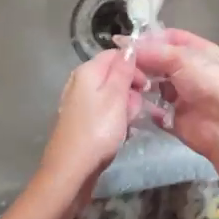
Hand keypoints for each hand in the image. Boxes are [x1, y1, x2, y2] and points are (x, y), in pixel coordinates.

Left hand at [40, 49, 147, 187]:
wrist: (70, 171)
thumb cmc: (97, 131)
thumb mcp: (116, 97)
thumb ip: (124, 71)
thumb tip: (130, 47)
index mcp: (87, 71)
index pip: (116, 54)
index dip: (135, 66)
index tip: (148, 85)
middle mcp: (80, 82)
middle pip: (113, 75)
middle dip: (130, 90)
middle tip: (136, 109)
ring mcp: (79, 102)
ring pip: (111, 95)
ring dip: (124, 107)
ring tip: (127, 124)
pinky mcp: (81, 120)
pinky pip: (103, 111)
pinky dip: (114, 119)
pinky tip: (119, 133)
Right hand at [125, 28, 218, 160]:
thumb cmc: (210, 83)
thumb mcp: (182, 58)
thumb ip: (153, 52)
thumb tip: (126, 45)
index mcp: (198, 51)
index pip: (170, 38)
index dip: (149, 39)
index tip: (126, 44)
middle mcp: (191, 71)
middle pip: (160, 62)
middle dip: (142, 63)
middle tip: (120, 66)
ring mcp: (183, 96)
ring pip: (155, 86)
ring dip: (142, 84)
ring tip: (125, 84)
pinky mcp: (176, 119)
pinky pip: (155, 111)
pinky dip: (144, 108)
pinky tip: (131, 103)